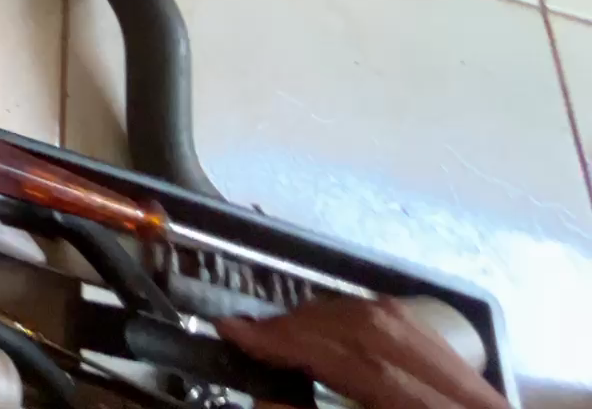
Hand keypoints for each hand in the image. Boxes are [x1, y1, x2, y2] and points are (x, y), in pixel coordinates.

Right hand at [218, 298, 506, 408]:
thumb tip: (264, 392)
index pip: (366, 365)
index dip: (292, 342)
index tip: (231, 330)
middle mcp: (474, 396)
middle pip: (372, 330)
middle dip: (299, 325)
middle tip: (251, 333)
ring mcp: (478, 382)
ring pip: (385, 316)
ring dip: (319, 316)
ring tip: (280, 332)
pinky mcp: (470, 375)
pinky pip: (404, 324)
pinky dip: (352, 317)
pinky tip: (324, 327)